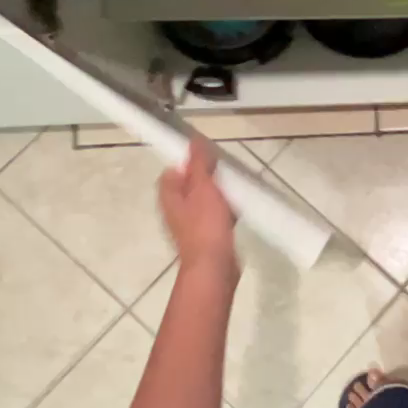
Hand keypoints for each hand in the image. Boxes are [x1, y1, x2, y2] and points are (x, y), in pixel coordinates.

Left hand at [158, 142, 236, 265]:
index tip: (205, 157)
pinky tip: (237, 210)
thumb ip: (199, 164)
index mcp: (169, 197)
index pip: (171, 172)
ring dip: (216, 194)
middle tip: (222, 170)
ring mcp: (190, 226)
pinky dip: (223, 210)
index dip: (186, 162)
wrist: (213, 266)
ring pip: (201, 202)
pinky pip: (213, 217)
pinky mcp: (205, 237)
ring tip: (233, 187)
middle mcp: (175, 211)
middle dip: (204, 177)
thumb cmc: (206, 225)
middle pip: (187, 187)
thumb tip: (194, 141)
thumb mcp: (204, 188)